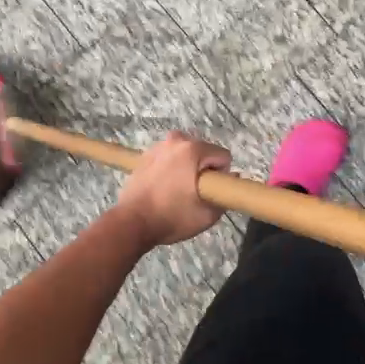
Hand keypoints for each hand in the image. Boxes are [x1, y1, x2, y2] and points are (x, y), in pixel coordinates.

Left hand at [114, 132, 230, 247]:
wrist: (131, 223)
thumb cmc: (171, 217)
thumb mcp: (207, 215)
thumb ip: (226, 196)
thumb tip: (233, 178)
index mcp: (193, 149)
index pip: (223, 156)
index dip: (221, 176)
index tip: (209, 192)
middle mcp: (177, 140)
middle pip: (204, 151)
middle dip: (203, 169)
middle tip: (193, 193)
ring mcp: (159, 146)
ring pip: (186, 153)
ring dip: (187, 167)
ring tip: (177, 191)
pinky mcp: (145, 155)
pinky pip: (169, 157)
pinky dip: (171, 168)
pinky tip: (164, 187)